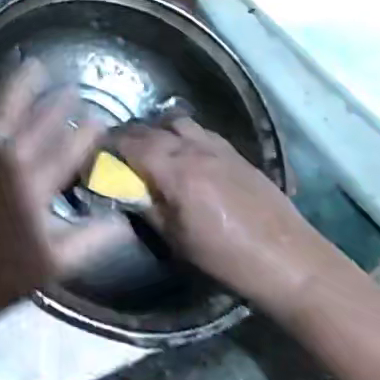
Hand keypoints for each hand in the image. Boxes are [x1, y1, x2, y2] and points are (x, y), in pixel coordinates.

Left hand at [0, 60, 125, 328]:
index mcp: (35, 187)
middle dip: (59, 103)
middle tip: (73, 87)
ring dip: (20, 85)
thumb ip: (92, 240)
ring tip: (33, 63)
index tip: (100, 117)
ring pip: (3, 109)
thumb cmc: (1, 274)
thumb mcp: (55, 263)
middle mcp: (9, 161)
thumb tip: (127, 222)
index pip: (69, 150)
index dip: (87, 131)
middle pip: (40, 123)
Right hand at [114, 118, 347, 315]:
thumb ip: (147, 207)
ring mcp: (218, 146)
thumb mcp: (176, 239)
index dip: (109, 145)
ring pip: (178, 122)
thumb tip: (123, 189)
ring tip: (150, 148)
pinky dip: (183, 134)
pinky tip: (184, 154)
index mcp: (175, 170)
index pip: (132, 143)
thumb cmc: (225, 257)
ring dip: (158, 129)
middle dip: (130, 135)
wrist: (285, 257)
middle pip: (153, 128)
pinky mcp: (235, 152)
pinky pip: (200, 131)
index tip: (95, 152)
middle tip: (117, 151)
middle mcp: (194, 148)